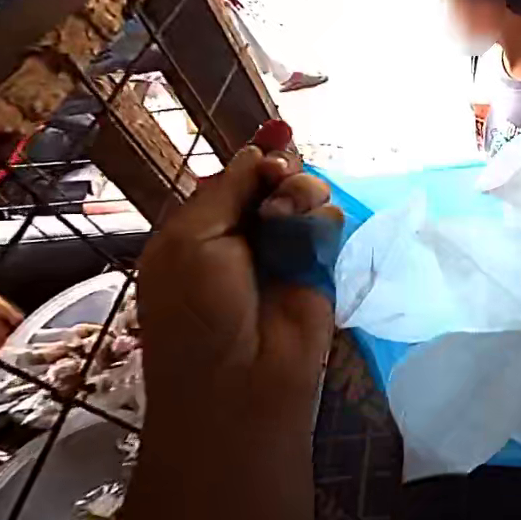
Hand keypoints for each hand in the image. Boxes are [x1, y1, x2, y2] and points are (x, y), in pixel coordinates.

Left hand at [135, 124, 338, 429]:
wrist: (242, 383)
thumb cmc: (198, 312)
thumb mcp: (191, 241)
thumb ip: (226, 191)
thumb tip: (257, 154)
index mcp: (202, 228)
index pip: (235, 178)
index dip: (256, 157)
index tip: (278, 136)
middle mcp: (245, 236)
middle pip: (275, 181)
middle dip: (281, 172)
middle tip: (279, 183)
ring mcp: (286, 252)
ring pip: (306, 197)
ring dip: (302, 194)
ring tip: (289, 216)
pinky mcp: (321, 269)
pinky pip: (329, 225)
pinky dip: (323, 221)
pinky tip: (312, 237)